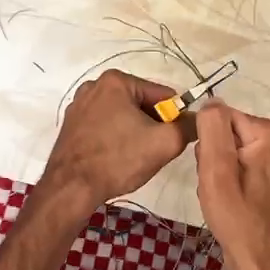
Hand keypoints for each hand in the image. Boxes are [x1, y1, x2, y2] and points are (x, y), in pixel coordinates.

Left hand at [35, 70, 193, 215]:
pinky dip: (115, 140)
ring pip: (122, 117)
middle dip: (153, 126)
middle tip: (154, 152)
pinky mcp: (71, 126)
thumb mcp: (165, 143)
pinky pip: (104, 127)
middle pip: (141, 104)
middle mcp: (94, 86)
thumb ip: (188, 127)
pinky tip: (116, 159)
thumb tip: (199, 120)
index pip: (162, 94)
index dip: (175, 117)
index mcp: (116, 80)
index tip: (175, 140)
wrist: (71, 188)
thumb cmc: (118, 159)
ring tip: (135, 158)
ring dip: (135, 134)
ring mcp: (79, 106)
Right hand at [194, 103, 269, 269]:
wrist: (263, 264)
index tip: (211, 173)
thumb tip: (209, 103)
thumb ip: (212, 129)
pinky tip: (230, 203)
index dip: (208, 145)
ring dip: (218, 173)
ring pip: (229, 152)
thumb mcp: (217, 170)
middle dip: (213, 159)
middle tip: (217, 188)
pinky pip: (238, 167)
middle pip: (225, 134)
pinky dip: (228, 183)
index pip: (221, 119)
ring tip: (224, 199)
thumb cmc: (239, 219)